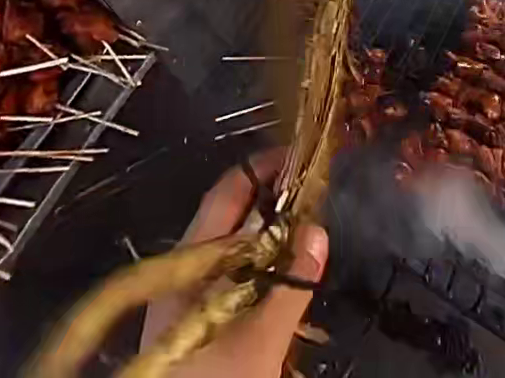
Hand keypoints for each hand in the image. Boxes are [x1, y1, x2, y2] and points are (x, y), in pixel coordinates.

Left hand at [143, 149, 329, 377]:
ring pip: (236, 241)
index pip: (227, 192)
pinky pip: (238, 269)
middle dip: (275, 194)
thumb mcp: (258, 346)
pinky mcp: (201, 320)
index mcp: (189, 264)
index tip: (305, 158)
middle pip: (232, 211)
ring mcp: (190, 297)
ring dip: (273, 225)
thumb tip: (319, 231)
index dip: (265, 168)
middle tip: (317, 186)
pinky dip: (266, 256)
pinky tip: (290, 266)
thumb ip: (291, 287)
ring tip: (311, 219)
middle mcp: (186, 270)